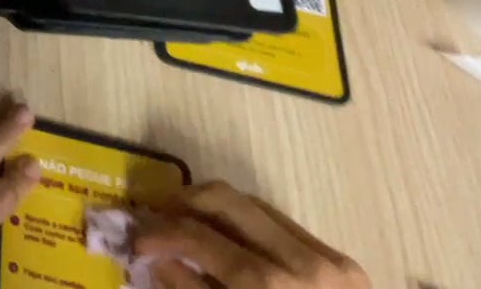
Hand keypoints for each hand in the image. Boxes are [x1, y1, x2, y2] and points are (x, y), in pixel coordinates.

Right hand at [135, 181, 368, 288]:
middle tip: (159, 216)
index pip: (198, 238)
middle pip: (223, 200)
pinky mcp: (342, 261)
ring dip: (211, 205)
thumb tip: (162, 261)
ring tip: (190, 221)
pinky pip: (280, 221)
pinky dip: (246, 221)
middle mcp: (297, 263)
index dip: (159, 234)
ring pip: (251, 202)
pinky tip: (231, 237)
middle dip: (182, 201)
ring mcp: (326, 259)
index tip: (138, 241)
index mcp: (268, 287)